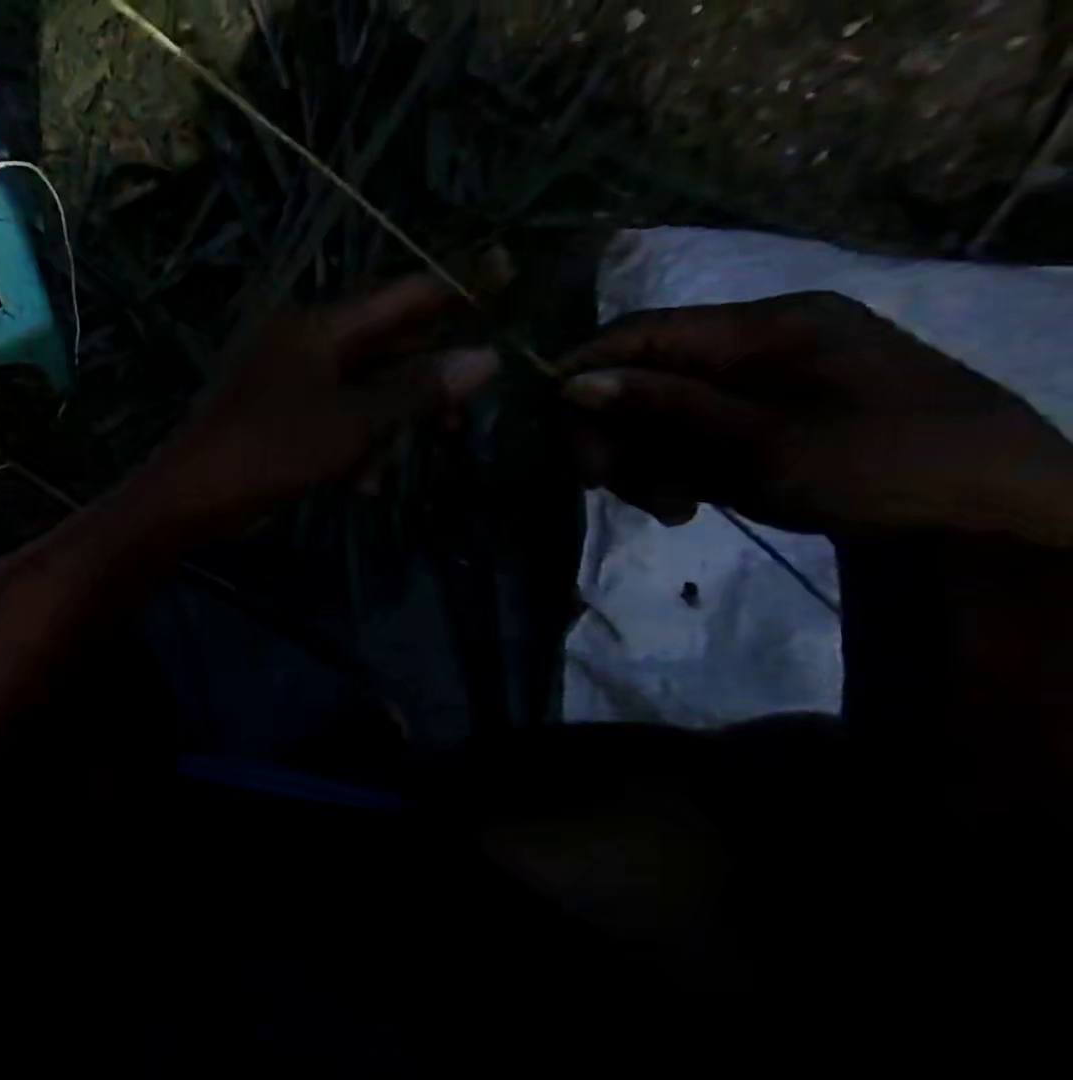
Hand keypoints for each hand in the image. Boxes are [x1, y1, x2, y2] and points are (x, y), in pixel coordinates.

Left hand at [147, 278, 497, 531]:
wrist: (191, 495)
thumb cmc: (270, 450)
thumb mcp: (351, 422)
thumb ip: (416, 391)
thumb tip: (486, 358)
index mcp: (317, 328)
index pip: (400, 298)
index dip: (453, 303)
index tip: (503, 312)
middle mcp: (303, 344)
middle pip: (383, 350)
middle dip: (417, 390)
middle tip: (457, 424)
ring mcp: (287, 382)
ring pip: (360, 393)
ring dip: (380, 432)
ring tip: (381, 474)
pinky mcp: (278, 418)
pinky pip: (332, 421)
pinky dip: (349, 448)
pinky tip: (357, 485)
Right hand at [561, 292, 1072, 545]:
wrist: (995, 518)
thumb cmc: (876, 467)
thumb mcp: (754, 440)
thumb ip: (659, 406)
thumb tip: (570, 383)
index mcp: (767, 326)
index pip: (642, 332)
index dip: (586, 371)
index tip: (553, 425)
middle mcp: (762, 341)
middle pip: (646, 376)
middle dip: (618, 432)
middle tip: (606, 486)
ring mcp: (769, 379)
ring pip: (663, 412)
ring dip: (645, 460)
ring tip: (668, 506)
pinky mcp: (773, 414)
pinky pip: (695, 432)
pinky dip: (677, 467)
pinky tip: (689, 501)